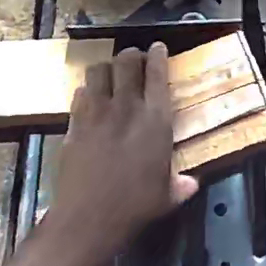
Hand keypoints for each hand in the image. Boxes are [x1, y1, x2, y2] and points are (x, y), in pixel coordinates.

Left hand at [49, 43, 199, 263]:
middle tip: (135, 58)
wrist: (88, 218)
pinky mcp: (73, 123)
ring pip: (98, 70)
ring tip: (110, 73)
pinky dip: (86, 91)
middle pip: (126, 62)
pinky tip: (90, 99)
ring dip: (106, 67)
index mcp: (156, 119)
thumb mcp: (167, 196)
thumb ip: (180, 184)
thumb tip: (191, 183)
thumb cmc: (135, 206)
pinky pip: (79, 94)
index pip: (158, 73)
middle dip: (132, 54)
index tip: (158, 47)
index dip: (158, 55)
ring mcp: (96, 112)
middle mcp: (126, 107)